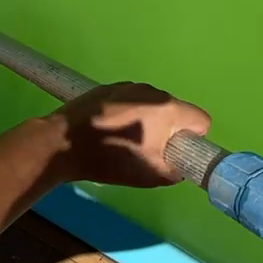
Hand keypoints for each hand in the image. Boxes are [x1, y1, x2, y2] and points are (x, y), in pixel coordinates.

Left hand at [51, 82, 211, 187]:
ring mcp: (127, 86)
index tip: (174, 152)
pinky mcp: (106, 88)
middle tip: (147, 150)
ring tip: (122, 140)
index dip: (193, 139)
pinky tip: (107, 129)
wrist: (61, 143)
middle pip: (175, 111)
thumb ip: (177, 170)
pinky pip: (129, 101)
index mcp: (168, 108)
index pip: (201, 120)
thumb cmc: (110, 159)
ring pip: (151, 105)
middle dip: (167, 130)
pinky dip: (126, 114)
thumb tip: (180, 166)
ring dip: (146, 121)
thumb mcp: (151, 176)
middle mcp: (151, 91)